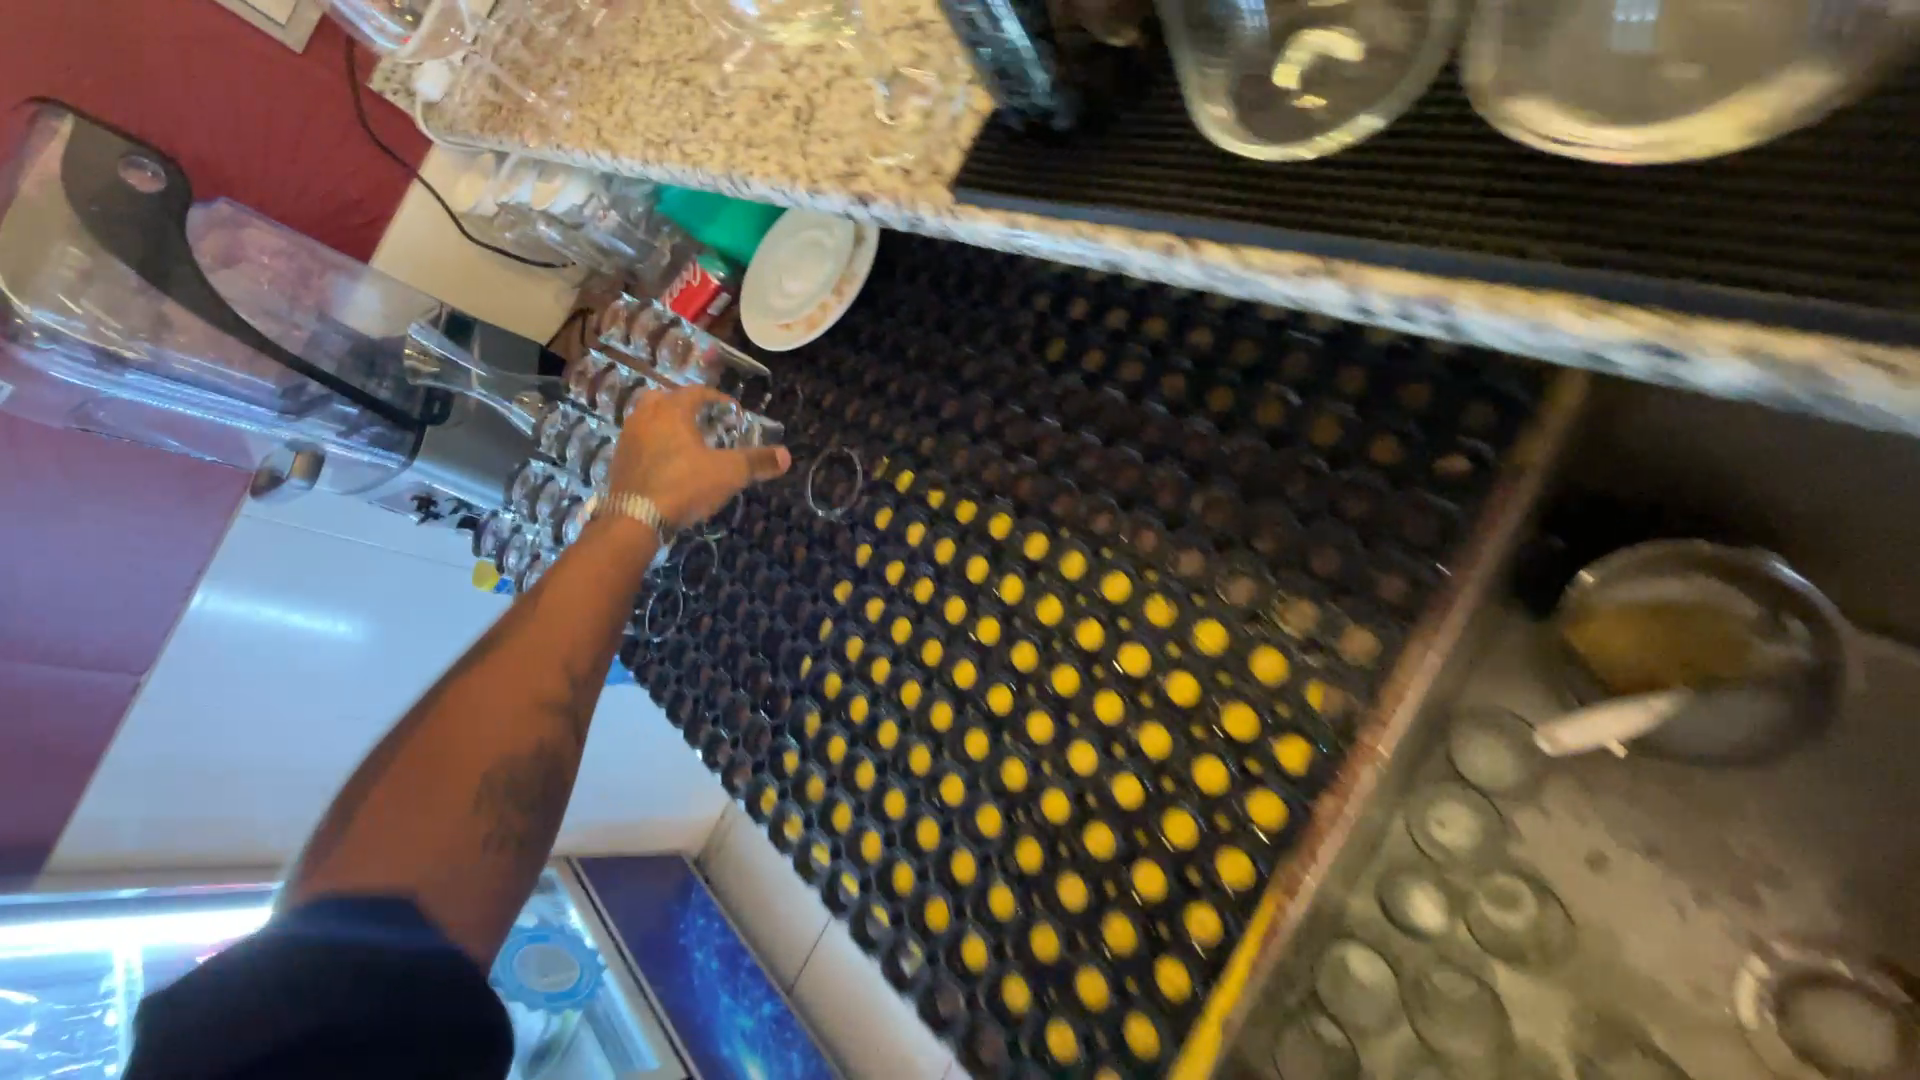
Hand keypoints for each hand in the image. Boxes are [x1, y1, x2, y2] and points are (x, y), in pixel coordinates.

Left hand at [611, 386, 790, 528]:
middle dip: (685, 407)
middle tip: (704, 423)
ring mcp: (628, 438)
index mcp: (672, 410)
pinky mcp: (618, 461)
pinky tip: (667, 466)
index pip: (697, 393)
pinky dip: (653, 447)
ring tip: (686, 445)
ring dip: (666, 426)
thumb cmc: (684, 485)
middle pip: (665, 399)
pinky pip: (639, 443)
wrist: (635, 518)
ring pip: (647, 420)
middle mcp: (645, 416)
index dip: (718, 400)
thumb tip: (786, 456)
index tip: (733, 414)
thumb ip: (757, 462)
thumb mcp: (729, 473)